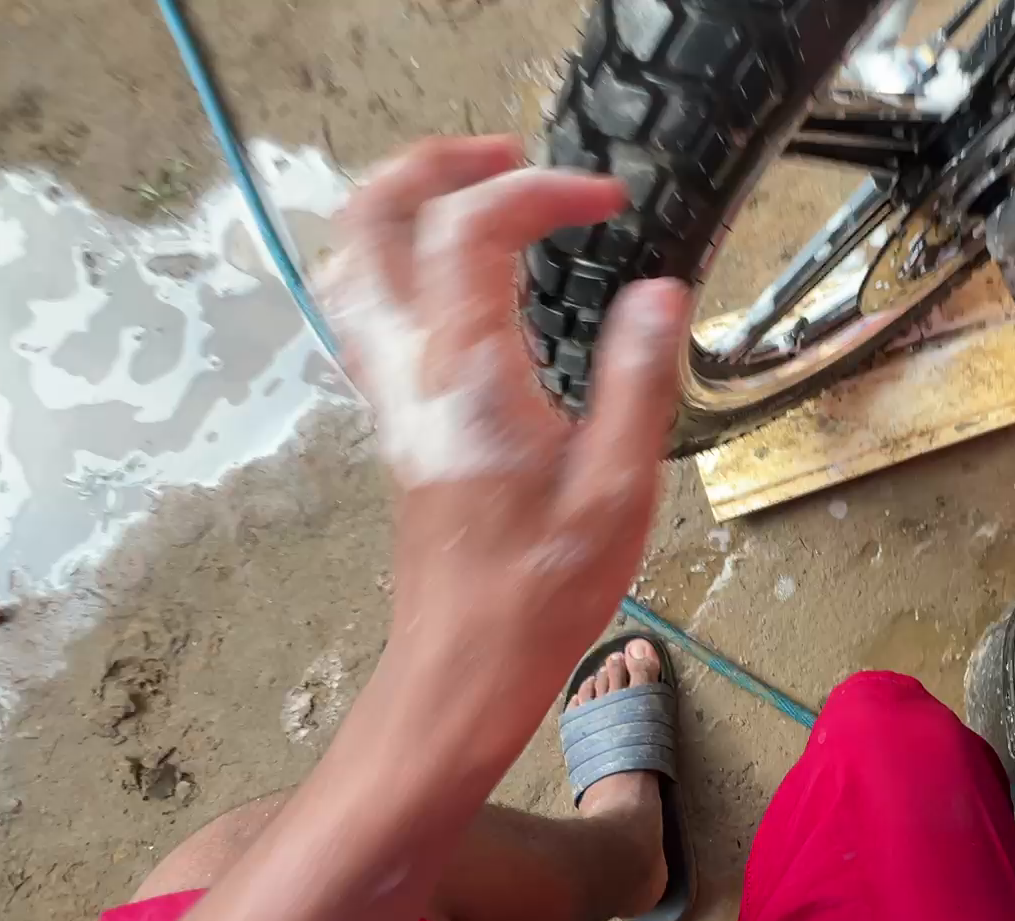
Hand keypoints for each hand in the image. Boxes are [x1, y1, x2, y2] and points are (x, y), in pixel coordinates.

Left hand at [322, 135, 690, 763]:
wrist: (467, 662)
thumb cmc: (544, 587)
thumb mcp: (617, 488)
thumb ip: (638, 381)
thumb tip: (661, 294)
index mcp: (469, 375)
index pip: (474, 228)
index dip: (542, 193)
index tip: (610, 205)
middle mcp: (412, 370)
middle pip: (374, 218)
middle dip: (440, 166)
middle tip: (516, 165)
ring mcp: (392, 397)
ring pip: (354, 262)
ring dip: (406, 208)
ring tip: (482, 202)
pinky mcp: (399, 426)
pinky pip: (368, 315)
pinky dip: (398, 266)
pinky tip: (456, 287)